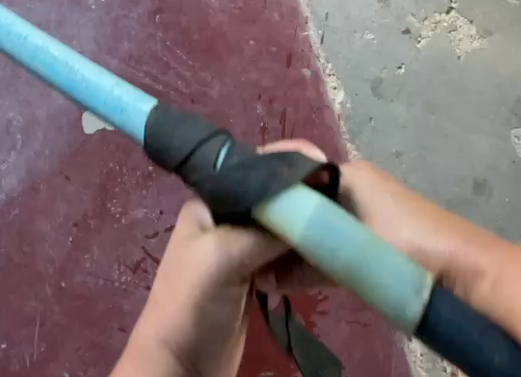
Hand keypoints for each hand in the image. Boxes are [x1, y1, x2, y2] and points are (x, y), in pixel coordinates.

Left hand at [109, 139, 327, 376]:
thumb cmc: (191, 303)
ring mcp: (240, 246)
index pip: (253, 168)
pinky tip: (325, 247)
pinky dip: (303, 248)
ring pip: (280, 223)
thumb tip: (308, 211)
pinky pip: (284, 251)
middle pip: (271, 194)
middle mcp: (226, 216)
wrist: (180, 367)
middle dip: (302, 191)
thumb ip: (261, 231)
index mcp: (211, 200)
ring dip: (306, 220)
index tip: (324, 165)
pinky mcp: (254, 273)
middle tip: (340, 192)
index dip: (287, 164)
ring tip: (339, 216)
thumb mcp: (222, 257)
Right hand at [252, 155, 508, 302]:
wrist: (467, 272)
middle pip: (302, 198)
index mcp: (349, 174)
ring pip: (315, 223)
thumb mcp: (354, 250)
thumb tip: (261, 272)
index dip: (267, 189)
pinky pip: (331, 241)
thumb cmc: (411, 245)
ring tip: (259, 260)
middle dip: (276, 219)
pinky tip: (291, 272)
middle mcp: (353, 186)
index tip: (238, 206)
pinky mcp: (373, 240)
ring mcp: (365, 213)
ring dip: (292, 241)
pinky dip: (312, 255)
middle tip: (243, 239)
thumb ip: (309, 260)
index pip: (294, 171)